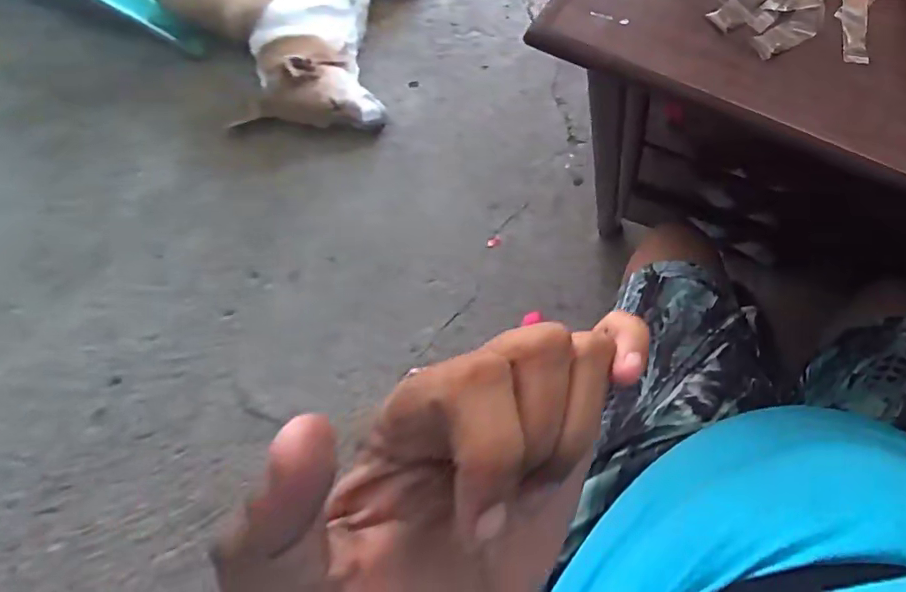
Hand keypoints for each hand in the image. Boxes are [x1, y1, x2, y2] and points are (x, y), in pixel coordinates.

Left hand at [213, 313, 647, 591]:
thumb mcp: (294, 585)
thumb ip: (275, 524)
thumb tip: (303, 429)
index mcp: (414, 408)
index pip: (476, 376)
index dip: (493, 451)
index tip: (478, 527)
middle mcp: (477, 381)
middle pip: (537, 348)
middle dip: (537, 438)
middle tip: (513, 503)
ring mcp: (532, 389)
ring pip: (578, 348)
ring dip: (576, 426)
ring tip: (544, 482)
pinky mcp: (577, 403)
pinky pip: (611, 338)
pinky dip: (628, 343)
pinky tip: (630, 378)